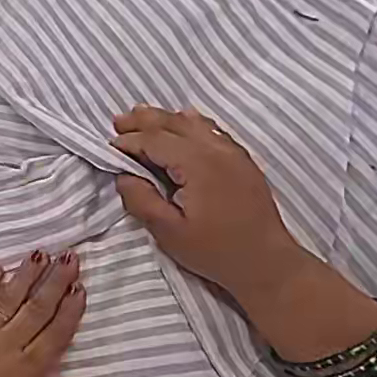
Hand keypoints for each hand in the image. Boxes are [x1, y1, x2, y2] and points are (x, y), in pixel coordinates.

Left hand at [0, 250, 88, 376]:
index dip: (70, 310)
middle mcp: (6, 346)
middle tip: (69, 257)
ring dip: (26, 276)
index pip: (55, 334)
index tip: (81, 287)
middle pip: (36, 309)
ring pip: (9, 299)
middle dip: (55, 281)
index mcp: (27, 371)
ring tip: (40, 254)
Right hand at [110, 104, 307, 302]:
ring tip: (142, 114)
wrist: (266, 262)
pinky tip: (186, 120)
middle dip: (145, 121)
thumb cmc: (215, 251)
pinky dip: (192, 123)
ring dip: (166, 118)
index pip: (156, 141)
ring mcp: (233, 153)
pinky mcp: (242, 161)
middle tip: (119, 120)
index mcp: (198, 164)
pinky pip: (213, 130)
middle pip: (175, 124)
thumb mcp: (170, 233)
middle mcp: (217, 150)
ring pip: (195, 123)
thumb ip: (143, 201)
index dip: (131, 141)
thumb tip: (124, 177)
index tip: (110, 145)